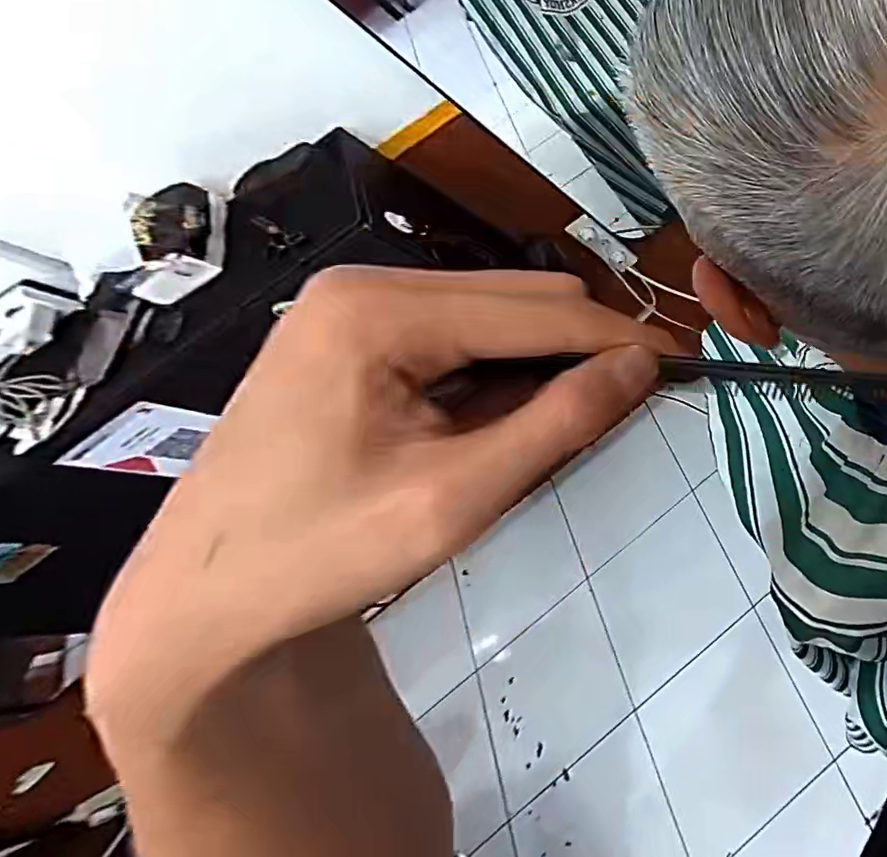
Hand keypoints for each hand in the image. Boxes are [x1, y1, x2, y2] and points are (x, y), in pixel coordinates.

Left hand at [87, 267, 672, 743]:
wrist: (204, 601)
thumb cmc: (324, 553)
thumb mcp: (461, 496)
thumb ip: (562, 421)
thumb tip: (645, 363)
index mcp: (380, 313)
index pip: (543, 312)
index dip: (622, 338)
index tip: (682, 364)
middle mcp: (370, 284)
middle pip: (528, 296)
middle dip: (589, 345)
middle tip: (625, 404)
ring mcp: (362, 300)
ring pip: (508, 307)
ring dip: (552, 357)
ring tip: (560, 420)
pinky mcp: (363, 324)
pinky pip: (474, 326)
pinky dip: (513, 364)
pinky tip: (506, 414)